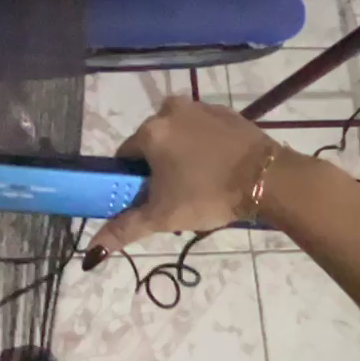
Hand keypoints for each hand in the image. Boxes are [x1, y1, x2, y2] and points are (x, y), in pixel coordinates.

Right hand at [85, 97, 287, 258]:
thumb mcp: (163, 216)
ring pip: (176, 136)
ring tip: (199, 182)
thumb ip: (124, 229)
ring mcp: (199, 107)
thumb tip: (90, 253)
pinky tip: (216, 168)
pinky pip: (200, 130)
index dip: (134, 181)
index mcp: (149, 132)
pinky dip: (202, 146)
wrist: (269, 179)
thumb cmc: (209, 195)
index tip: (151, 198)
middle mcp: (169, 110)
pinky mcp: (224, 112)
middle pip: (151, 144)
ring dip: (180, 155)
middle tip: (177, 195)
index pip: (125, 158)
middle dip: (158, 168)